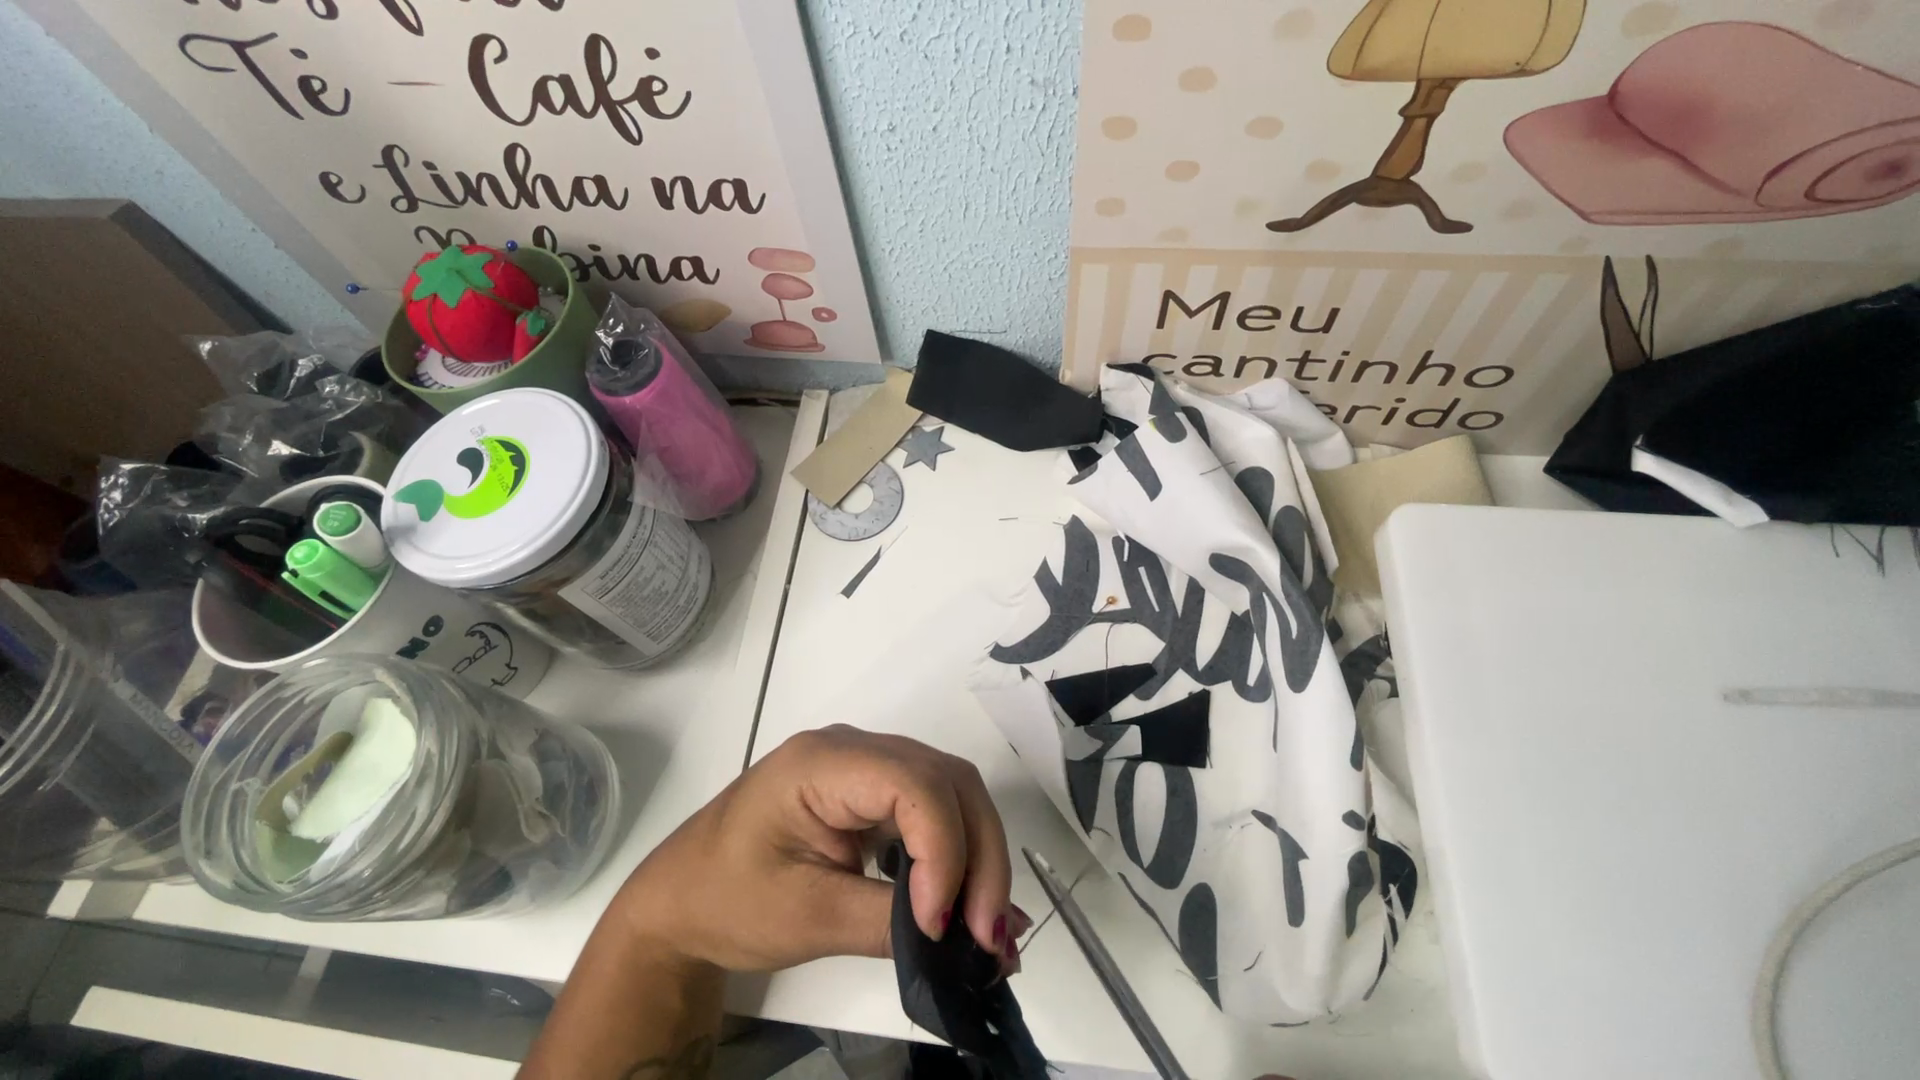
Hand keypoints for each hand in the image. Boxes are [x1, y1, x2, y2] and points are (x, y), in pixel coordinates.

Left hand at [612, 725, 1033, 973]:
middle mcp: (853, 748)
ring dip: (976, 854)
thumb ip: (888, 921)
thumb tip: (964, 936)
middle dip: (978, 854)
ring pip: (950, 791)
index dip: (944, 851)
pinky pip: (933, 809)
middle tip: (987, 931)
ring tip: (981, 923)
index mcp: (822, 763)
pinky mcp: (870, 793)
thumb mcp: (805, 916)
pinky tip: (960, 899)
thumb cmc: (725, 900)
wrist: (679, 900)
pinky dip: (958, 852)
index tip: (937, 926)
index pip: (914, 785)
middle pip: (946, 781)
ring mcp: (863, 766)